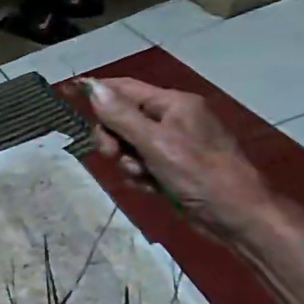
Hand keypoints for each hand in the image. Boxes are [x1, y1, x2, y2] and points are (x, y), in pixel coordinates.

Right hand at [83, 77, 271, 232]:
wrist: (236, 215)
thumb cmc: (199, 173)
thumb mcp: (155, 143)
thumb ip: (121, 116)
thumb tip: (93, 87)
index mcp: (173, 103)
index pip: (125, 88)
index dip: (97, 90)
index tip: (67, 92)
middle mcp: (172, 119)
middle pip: (123, 118)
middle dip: (113, 137)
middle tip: (112, 155)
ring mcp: (173, 145)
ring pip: (129, 145)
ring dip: (127, 161)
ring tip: (142, 176)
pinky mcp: (172, 168)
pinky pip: (141, 164)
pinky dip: (140, 175)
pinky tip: (149, 187)